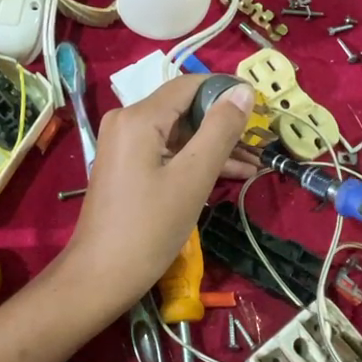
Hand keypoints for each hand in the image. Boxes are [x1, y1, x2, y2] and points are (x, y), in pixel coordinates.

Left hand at [57, 75, 253, 313]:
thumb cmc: (149, 227)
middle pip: (183, 108)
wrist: (100, 276)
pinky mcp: (126, 165)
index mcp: (138, 117)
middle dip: (223, 123)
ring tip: (255, 163)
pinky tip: (229, 174)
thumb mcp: (192, 177)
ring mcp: (123, 144)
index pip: (189, 85)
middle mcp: (126, 121)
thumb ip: (220, 130)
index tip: (261, 107)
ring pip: (177, 133)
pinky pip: (166, 151)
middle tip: (261, 142)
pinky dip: (194, 159)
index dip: (225, 91)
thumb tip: (243, 90)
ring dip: (213, 145)